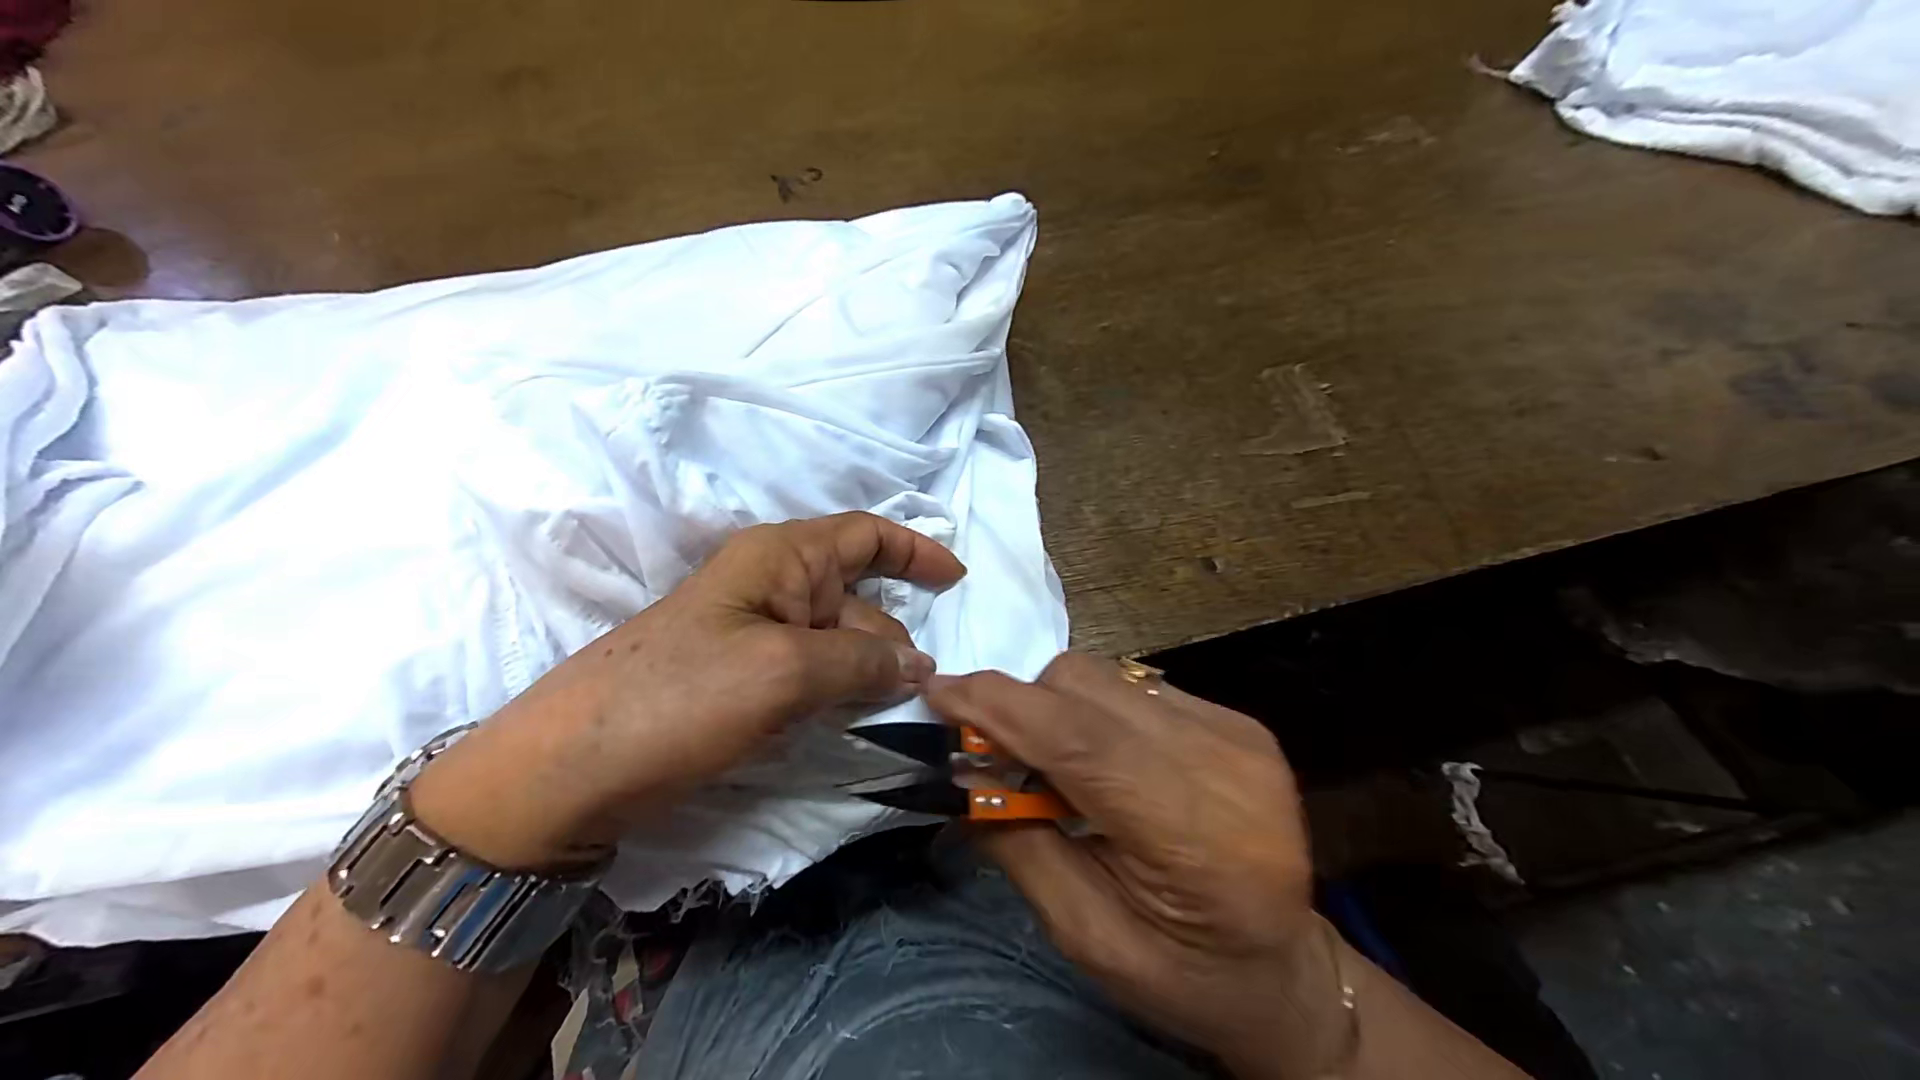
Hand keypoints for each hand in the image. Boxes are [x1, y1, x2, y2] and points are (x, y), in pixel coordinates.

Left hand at [410, 512, 965, 869]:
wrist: (571, 770)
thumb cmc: (681, 697)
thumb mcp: (786, 670)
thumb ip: (863, 660)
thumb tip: (919, 663)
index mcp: (780, 557)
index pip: (864, 534)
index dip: (915, 549)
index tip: (959, 580)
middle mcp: (771, 587)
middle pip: (858, 597)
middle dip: (896, 636)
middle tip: (930, 690)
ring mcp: (755, 636)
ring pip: (838, 643)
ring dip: (872, 671)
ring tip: (898, 712)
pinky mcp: (742, 681)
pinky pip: (813, 675)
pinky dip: (842, 693)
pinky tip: (855, 721)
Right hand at [926, 654, 1350, 1079]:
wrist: (1281, 969)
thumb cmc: (1179, 972)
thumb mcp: (1083, 935)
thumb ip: (1018, 841)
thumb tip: (959, 768)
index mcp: (1194, 837)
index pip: (1079, 741)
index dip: (999, 707)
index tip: (938, 692)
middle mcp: (1224, 764)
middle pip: (1085, 687)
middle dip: (1020, 705)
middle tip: (991, 750)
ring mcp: (1235, 733)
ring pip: (1104, 675)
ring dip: (1055, 705)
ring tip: (1052, 761)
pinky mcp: (1236, 720)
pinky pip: (1133, 684)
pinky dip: (1095, 709)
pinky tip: (1102, 757)